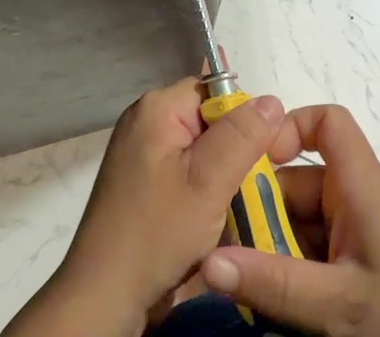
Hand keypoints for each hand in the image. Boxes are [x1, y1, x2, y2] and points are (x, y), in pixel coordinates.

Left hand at [4, 77, 297, 336]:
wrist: (108, 288)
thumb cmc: (158, 230)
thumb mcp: (208, 180)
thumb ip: (242, 137)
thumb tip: (271, 99)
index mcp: (156, 108)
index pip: (213, 91)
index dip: (242, 119)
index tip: (262, 156)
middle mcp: (144, 121)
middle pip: (207, 120)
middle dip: (233, 151)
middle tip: (249, 187)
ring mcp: (140, 153)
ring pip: (199, 149)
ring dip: (220, 175)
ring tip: (232, 205)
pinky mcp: (141, 182)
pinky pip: (183, 171)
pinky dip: (201, 189)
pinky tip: (211, 216)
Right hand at [200, 105, 379, 336]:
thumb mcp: (339, 306)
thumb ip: (271, 283)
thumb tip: (205, 261)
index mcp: (363, 188)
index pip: (326, 123)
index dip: (286, 128)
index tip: (248, 164)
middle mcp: (366, 202)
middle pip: (301, 183)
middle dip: (263, 215)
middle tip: (226, 251)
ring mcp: (372, 238)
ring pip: (307, 226)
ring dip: (277, 251)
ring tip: (245, 284)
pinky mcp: (377, 269)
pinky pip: (324, 255)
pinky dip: (300, 274)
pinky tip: (279, 306)